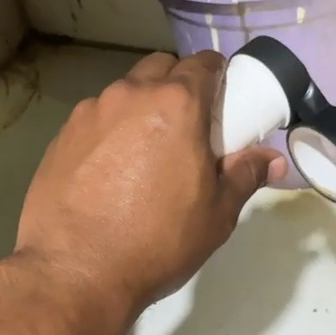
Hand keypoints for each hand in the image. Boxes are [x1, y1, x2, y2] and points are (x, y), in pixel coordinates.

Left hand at [12, 51, 285, 317]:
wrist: (75, 270)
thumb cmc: (157, 240)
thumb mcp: (216, 215)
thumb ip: (245, 176)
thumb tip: (273, 159)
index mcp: (176, 104)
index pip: (203, 64)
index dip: (217, 76)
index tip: (222, 100)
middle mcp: (130, 95)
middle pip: (160, 68)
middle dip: (177, 84)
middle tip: (188, 125)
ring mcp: (90, 112)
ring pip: (124, 93)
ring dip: (141, 108)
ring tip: (146, 152)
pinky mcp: (62, 135)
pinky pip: (96, 118)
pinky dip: (110, 130)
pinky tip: (110, 170)